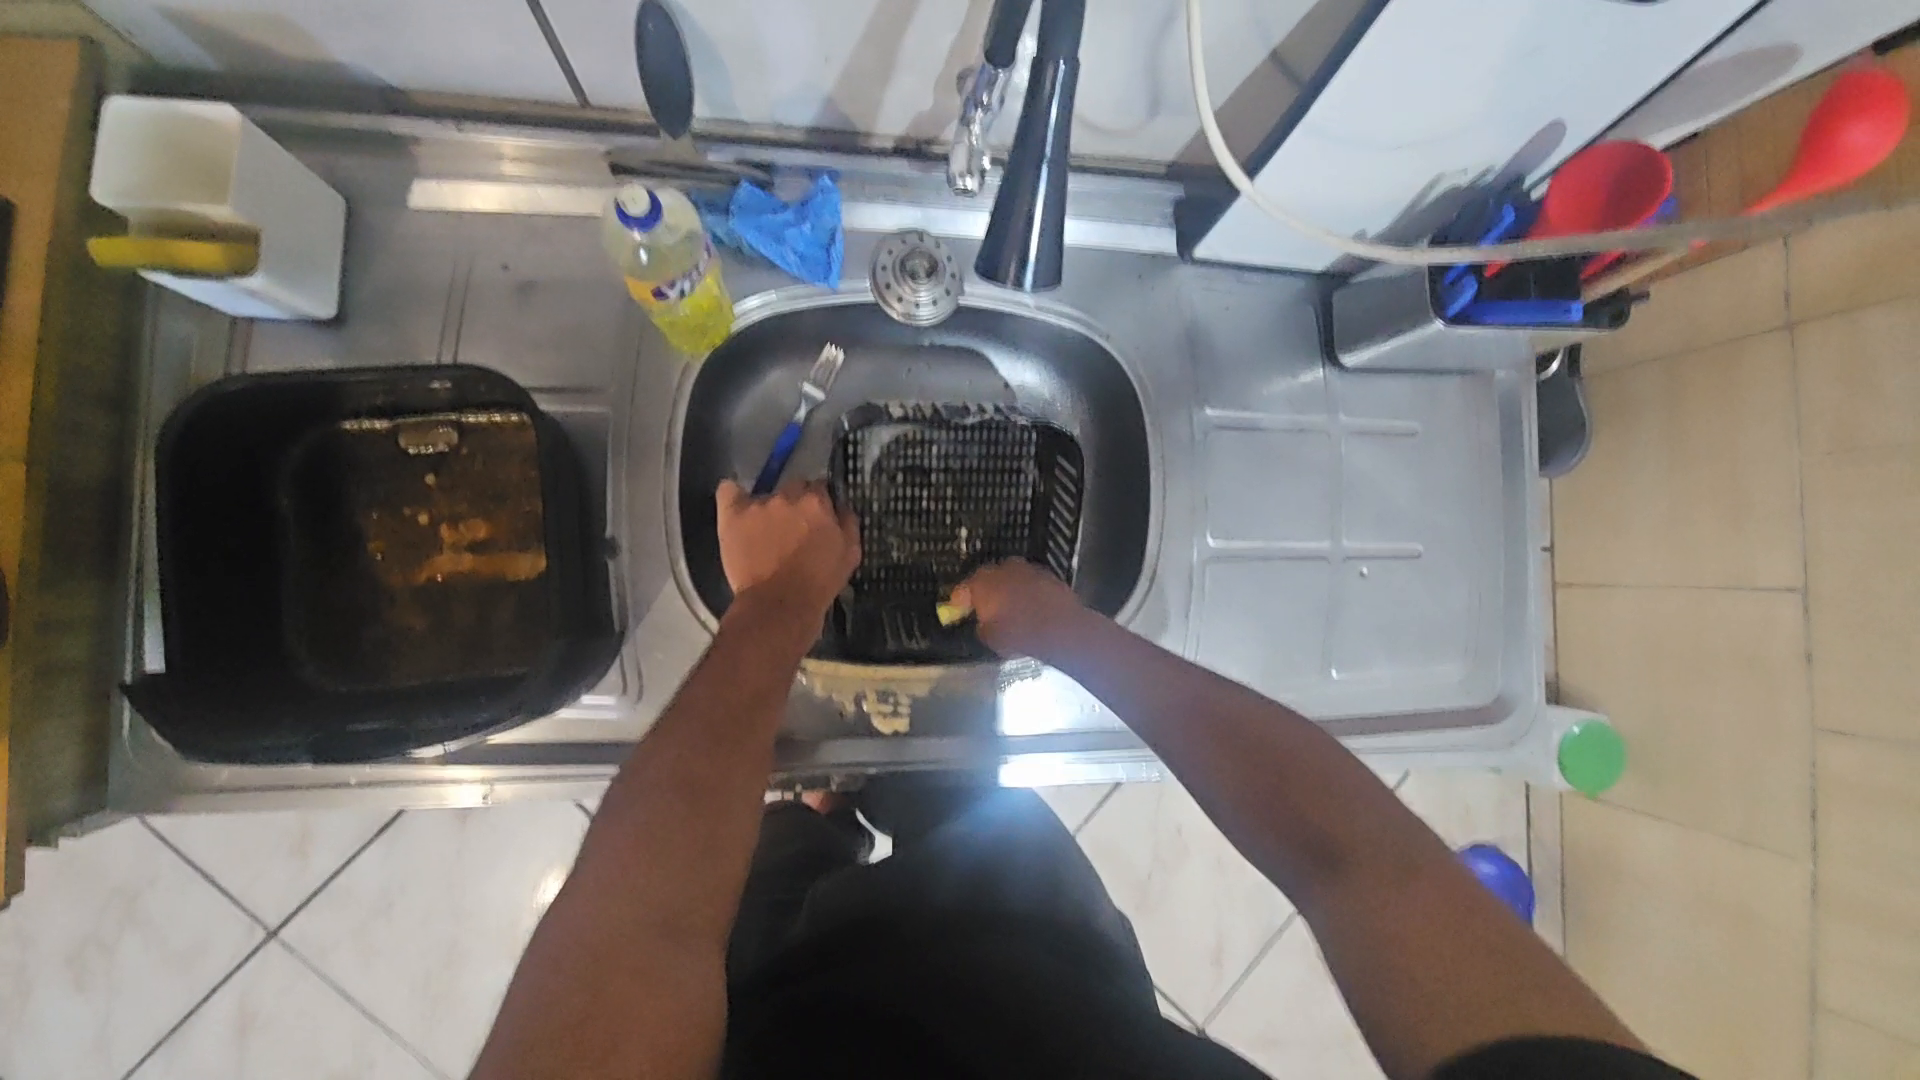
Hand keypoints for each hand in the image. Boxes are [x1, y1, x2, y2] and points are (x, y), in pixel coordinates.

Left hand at [716, 479, 860, 614]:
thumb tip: (840, 505)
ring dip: (768, 508)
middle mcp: (787, 496)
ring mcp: (757, 504)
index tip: (817, 519)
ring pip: (765, 495)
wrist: (779, 605)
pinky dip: (733, 495)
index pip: (819, 487)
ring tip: (765, 532)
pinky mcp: (732, 516)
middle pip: (793, 486)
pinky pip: (728, 491)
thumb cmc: (819, 583)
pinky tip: (738, 506)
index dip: (819, 503)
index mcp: (817, 502)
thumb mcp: (850, 554)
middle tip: (794, 527)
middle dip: (795, 502)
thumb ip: (847, 522)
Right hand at [950, 559, 1087, 656]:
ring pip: (1011, 578)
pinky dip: (1027, 592)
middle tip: (986, 608)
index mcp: (983, 583)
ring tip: (1011, 608)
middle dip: (985, 591)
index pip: (963, 588)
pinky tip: (1031, 607)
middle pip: (988, 578)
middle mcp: (1003, 569)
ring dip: (1008, 590)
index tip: (957, 609)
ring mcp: (1028, 569)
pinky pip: (1030, 583)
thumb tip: (984, 622)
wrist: (1062, 629)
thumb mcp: (991, 638)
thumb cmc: (1019, 634)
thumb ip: (982, 627)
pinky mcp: (1048, 575)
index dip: (959, 600)